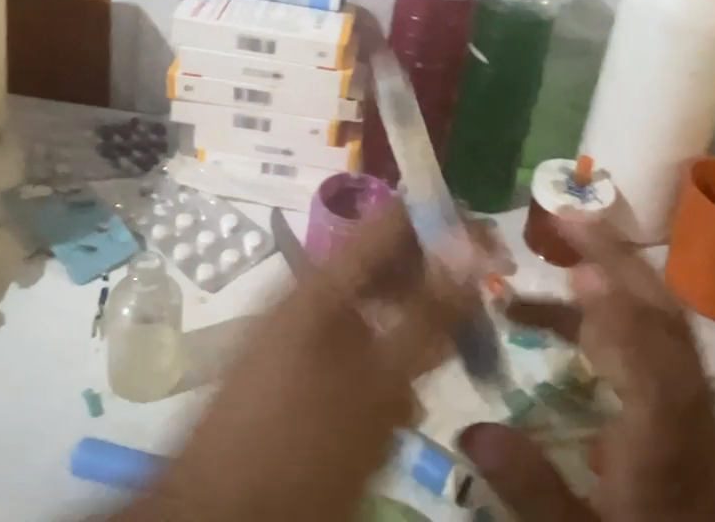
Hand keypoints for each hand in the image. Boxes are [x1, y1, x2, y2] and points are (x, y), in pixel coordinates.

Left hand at [114, 204, 478, 521]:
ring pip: (371, 309)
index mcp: (323, 282)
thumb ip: (428, 311)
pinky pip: (349, 345)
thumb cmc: (304, 444)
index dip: (445, 224)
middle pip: (383, 265)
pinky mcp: (291, 370)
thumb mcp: (379, 381)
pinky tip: (405, 402)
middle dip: (437, 285)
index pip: (392, 221)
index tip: (496, 249)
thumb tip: (471, 244)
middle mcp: (307, 294)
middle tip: (484, 315)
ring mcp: (295, 332)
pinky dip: (385, 361)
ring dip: (415, 328)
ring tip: (453, 361)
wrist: (218, 514)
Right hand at [461, 216, 714, 521]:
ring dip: (616, 277)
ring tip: (557, 260)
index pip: (651, 366)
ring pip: (665, 323)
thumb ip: (531, 487)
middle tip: (565, 218)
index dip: (618, 313)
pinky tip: (578, 321)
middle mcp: (689, 410)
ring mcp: (699, 405)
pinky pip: (662, 342)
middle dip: (618, 260)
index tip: (578, 267)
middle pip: (664, 320)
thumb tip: (469, 430)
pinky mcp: (695, 409)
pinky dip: (622, 313)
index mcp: (664, 443)